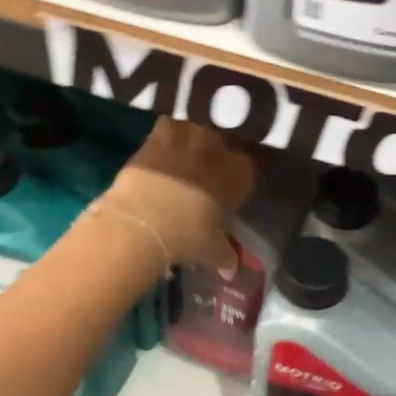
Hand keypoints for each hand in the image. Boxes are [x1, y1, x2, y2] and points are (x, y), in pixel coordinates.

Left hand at [100, 119, 257, 277]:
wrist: (144, 221)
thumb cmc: (188, 236)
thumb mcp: (212, 250)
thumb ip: (226, 256)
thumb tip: (231, 272)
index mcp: (241, 172)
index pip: (251, 163)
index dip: (240, 171)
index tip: (232, 180)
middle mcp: (221, 146)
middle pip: (228, 137)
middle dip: (221, 147)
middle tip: (209, 161)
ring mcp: (190, 134)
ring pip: (199, 124)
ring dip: (195, 132)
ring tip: (187, 146)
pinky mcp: (159, 132)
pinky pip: (170, 123)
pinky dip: (167, 131)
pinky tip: (163, 142)